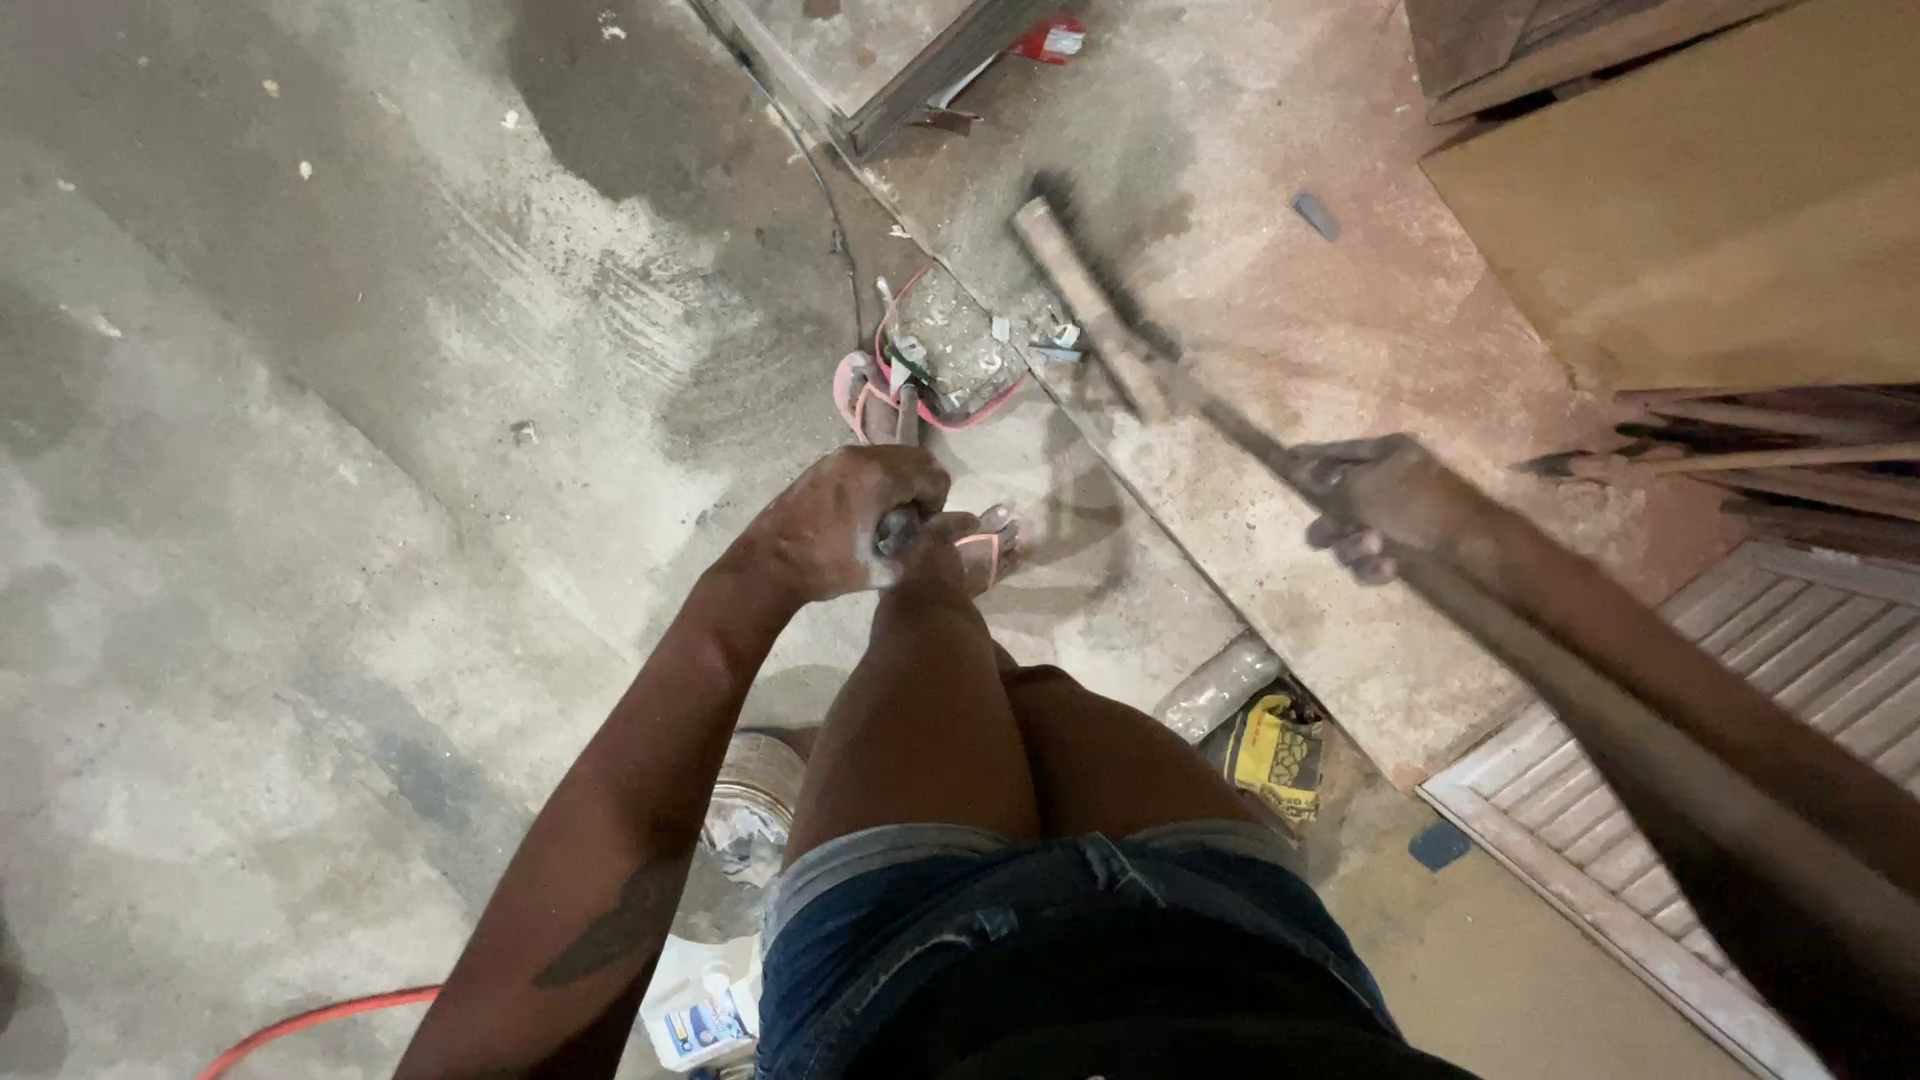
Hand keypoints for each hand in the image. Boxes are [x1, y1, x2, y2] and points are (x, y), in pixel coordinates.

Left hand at [728, 446, 951, 603]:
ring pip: (891, 455)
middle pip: (916, 458)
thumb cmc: (825, 570)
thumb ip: (923, 549)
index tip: (923, 526)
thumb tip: (951, 532)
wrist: (767, 565)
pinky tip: (865, 507)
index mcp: (880, 478)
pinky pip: (867, 459)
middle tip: (913, 518)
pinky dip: (879, 476)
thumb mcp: (882, 570)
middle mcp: (862, 456)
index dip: (938, 501)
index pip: (933, 475)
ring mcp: (839, 456)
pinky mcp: (824, 462)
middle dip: (924, 485)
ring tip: (889, 513)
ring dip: (902, 479)